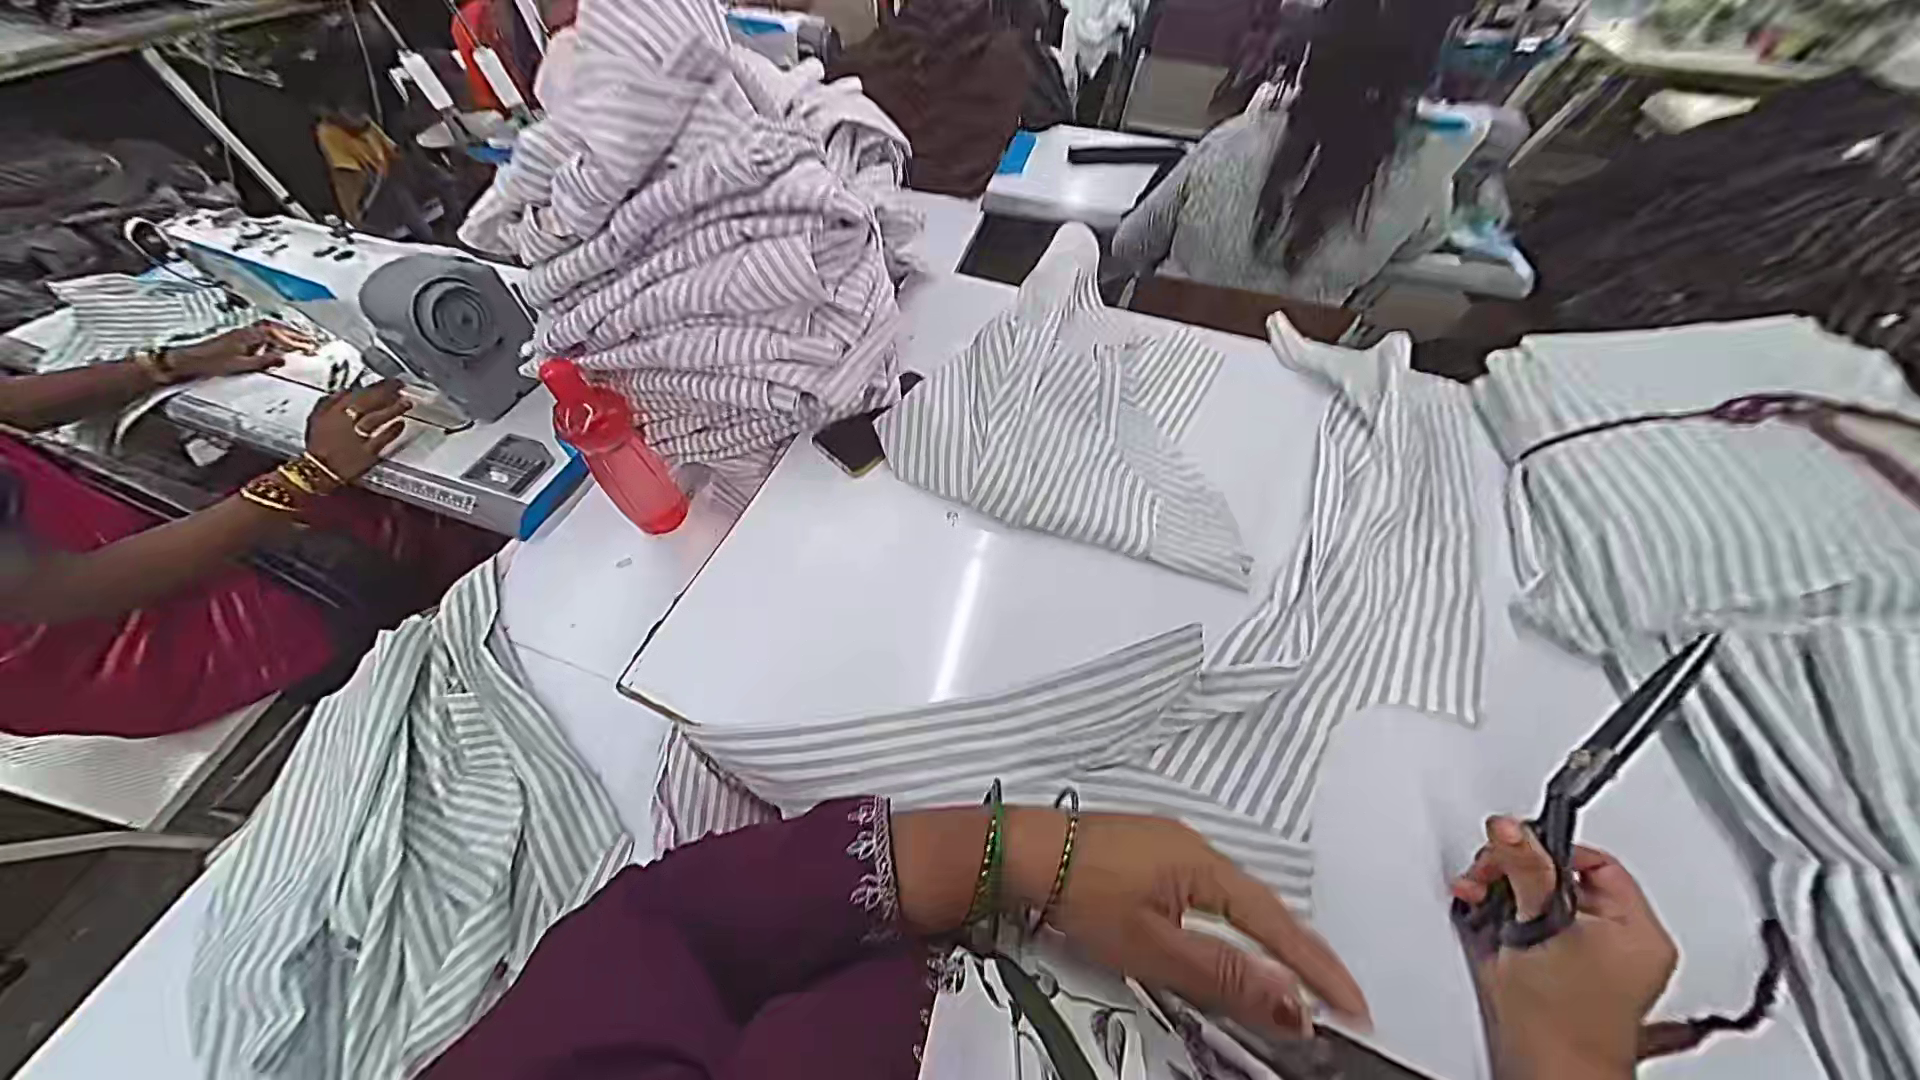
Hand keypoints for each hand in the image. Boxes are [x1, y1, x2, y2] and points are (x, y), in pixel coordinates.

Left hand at [169, 322, 313, 379]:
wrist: (183, 362)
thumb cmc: (211, 364)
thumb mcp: (241, 365)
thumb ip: (265, 361)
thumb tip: (285, 358)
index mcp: (248, 336)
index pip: (279, 335)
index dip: (297, 341)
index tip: (313, 347)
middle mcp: (245, 332)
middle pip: (274, 328)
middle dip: (294, 334)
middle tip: (311, 340)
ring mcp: (239, 334)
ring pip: (267, 329)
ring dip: (284, 333)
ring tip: (298, 340)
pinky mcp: (235, 339)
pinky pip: (260, 333)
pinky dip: (273, 336)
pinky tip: (276, 342)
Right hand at [305, 379, 410, 482]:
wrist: (318, 469)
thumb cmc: (320, 444)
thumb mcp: (318, 419)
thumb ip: (330, 403)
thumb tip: (347, 390)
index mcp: (330, 414)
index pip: (353, 395)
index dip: (373, 387)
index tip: (388, 381)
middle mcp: (343, 423)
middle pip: (366, 404)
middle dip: (385, 393)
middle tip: (400, 386)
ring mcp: (355, 438)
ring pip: (375, 419)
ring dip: (392, 409)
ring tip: (406, 402)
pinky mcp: (367, 452)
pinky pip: (381, 439)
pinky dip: (392, 431)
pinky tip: (402, 423)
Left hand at [1009, 810, 1369, 1040]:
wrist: (1027, 851)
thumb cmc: (1083, 891)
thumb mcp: (1155, 945)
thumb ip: (1225, 975)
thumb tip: (1292, 1003)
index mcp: (1202, 864)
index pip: (1277, 921)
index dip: (1317, 968)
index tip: (1355, 1008)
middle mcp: (1191, 844)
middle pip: (1258, 904)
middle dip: (1297, 951)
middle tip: (1330, 997)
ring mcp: (1167, 841)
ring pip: (1231, 894)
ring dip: (1262, 934)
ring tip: (1289, 975)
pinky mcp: (1146, 847)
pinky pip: (1203, 885)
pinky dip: (1227, 917)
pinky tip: (1226, 935)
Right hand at [1451, 817, 1677, 1079]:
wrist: (1544, 1063)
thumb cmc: (1555, 1013)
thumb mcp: (1535, 924)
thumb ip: (1524, 869)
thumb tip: (1512, 827)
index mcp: (1635, 929)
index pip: (1591, 859)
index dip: (1544, 851)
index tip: (1510, 855)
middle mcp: (1623, 938)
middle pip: (1559, 871)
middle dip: (1511, 869)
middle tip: (1487, 878)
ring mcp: (1596, 949)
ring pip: (1540, 889)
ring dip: (1499, 885)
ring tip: (1479, 897)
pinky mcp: (1567, 955)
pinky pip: (1535, 910)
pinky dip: (1504, 905)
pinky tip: (1486, 913)